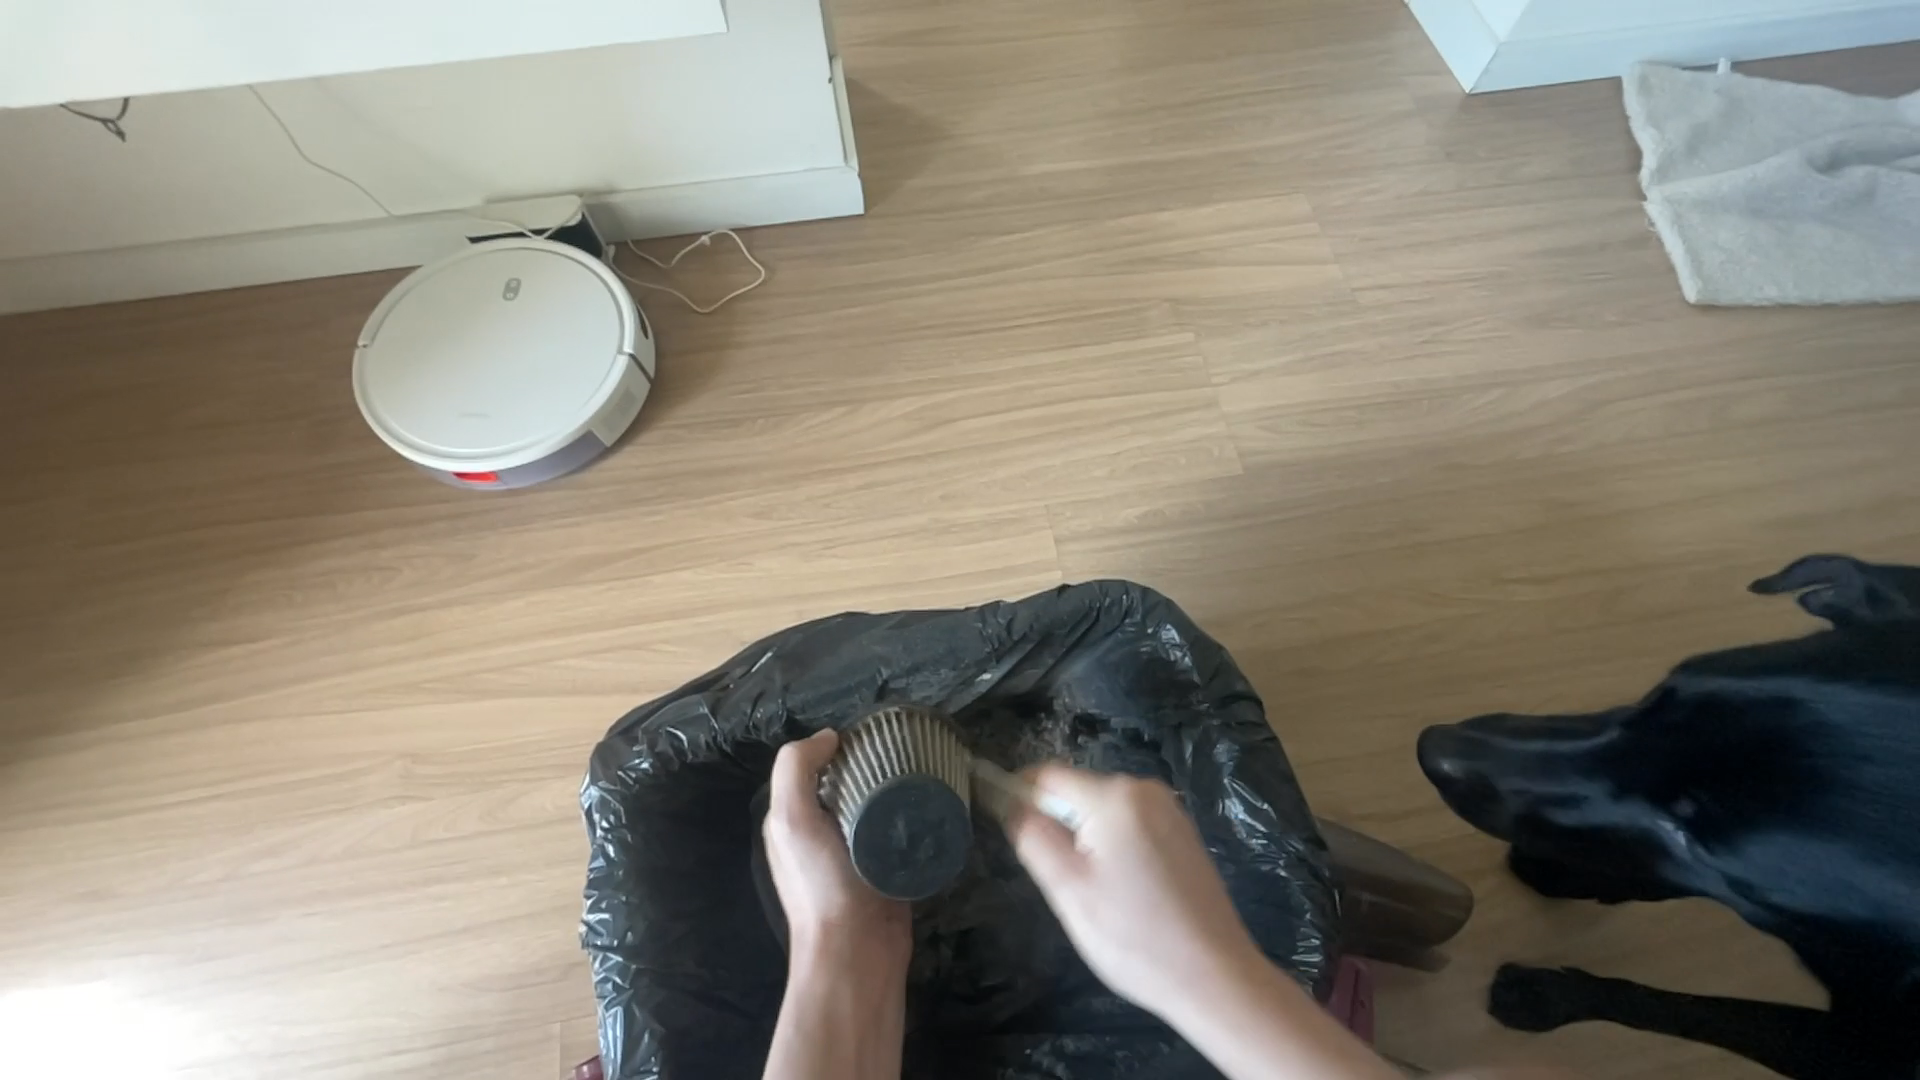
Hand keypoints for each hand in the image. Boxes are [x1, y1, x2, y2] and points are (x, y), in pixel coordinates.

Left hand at [763, 729, 911, 968]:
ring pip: (877, 801)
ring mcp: (857, 848)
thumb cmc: (820, 883)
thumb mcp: (792, 819)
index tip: (872, 734)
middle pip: (849, 780)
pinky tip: (929, 797)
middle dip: (872, 763)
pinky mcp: (888, 863)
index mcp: (794, 817)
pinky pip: (899, 826)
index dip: (839, 746)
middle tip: (903, 748)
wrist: (857, 952)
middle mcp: (822, 829)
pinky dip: (911, 812)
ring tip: (922, 767)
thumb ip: (796, 770)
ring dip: (895, 786)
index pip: (816, 765)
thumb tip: (830, 736)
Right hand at [1006, 766, 1263, 1019]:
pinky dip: (1113, 846)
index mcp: (1115, 795)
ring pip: (1101, 810)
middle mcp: (1144, 788)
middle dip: (1057, 826)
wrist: (1218, 978)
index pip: (1047, 776)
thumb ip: (1032, 837)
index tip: (1006, 828)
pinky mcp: (1181, 830)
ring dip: (1085, 839)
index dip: (1018, 794)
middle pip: (1076, 792)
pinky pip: (1128, 823)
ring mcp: (1168, 808)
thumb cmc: (1136, 937)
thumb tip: (1009, 803)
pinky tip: (1126, 891)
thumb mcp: (1069, 890)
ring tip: (1097, 893)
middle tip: (1062, 880)